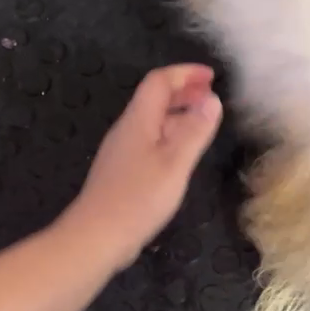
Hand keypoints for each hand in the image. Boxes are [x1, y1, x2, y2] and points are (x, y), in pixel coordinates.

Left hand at [60, 64, 222, 269]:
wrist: (97, 236)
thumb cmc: (138, 198)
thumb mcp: (175, 163)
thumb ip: (195, 130)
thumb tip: (212, 99)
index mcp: (139, 121)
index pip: (159, 82)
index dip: (185, 73)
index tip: (211, 77)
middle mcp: (128, 129)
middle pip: (155, 98)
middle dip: (184, 91)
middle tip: (211, 96)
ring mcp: (123, 150)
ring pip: (153, 120)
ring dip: (179, 113)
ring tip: (204, 121)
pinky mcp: (124, 170)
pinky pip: (150, 139)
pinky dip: (171, 134)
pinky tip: (183, 152)